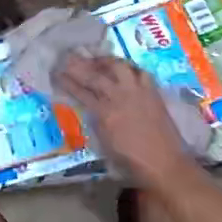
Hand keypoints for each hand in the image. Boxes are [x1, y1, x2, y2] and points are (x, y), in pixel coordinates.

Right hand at [57, 56, 206, 180]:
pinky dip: (130, 68)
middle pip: (95, 75)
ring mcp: (137, 92)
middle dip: (79, 66)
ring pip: (118, 66)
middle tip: (69, 58)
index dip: (67, 81)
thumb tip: (89, 106)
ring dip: (105, 61)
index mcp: (105, 113)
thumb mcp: (104, 142)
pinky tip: (125, 70)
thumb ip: (95, 121)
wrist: (164, 163)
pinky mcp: (152, 93)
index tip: (57, 73)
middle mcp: (119, 97)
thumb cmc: (130, 160)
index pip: (80, 91)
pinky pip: (140, 72)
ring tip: (97, 60)